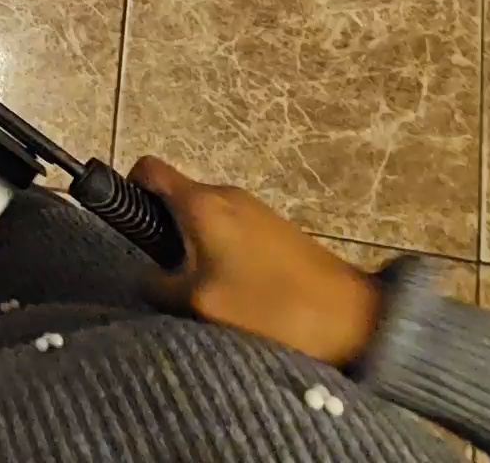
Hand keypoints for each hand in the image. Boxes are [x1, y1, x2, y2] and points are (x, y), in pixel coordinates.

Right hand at [130, 156, 382, 365]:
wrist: (361, 322)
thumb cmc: (272, 307)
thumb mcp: (199, 305)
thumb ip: (157, 285)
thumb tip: (146, 276)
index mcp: (199, 202)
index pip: (147, 167)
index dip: (128, 187)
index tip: (132, 222)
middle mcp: (224, 194)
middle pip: (174, 197)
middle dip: (164, 229)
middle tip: (172, 271)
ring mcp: (254, 208)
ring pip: (202, 216)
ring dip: (195, 244)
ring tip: (209, 287)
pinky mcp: (276, 227)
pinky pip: (229, 228)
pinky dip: (222, 251)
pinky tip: (240, 288)